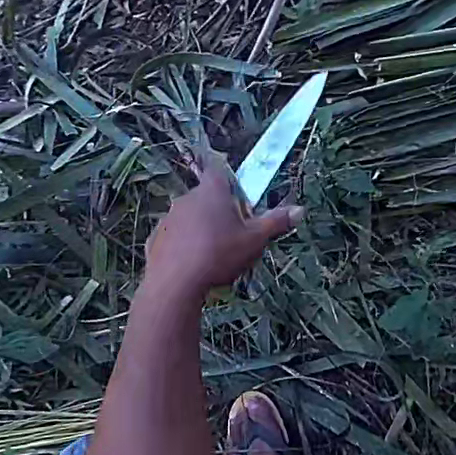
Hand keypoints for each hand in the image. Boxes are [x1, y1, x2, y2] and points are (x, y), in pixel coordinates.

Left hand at [143, 158, 302, 298]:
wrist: (174, 284)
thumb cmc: (219, 254)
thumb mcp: (254, 240)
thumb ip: (276, 222)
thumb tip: (300, 210)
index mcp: (212, 192)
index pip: (220, 171)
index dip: (231, 181)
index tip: (241, 198)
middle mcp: (187, 198)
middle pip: (207, 196)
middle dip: (220, 211)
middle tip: (235, 234)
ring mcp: (169, 218)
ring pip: (190, 217)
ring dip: (202, 228)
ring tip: (215, 254)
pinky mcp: (156, 238)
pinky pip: (175, 237)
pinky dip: (184, 246)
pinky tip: (194, 266)